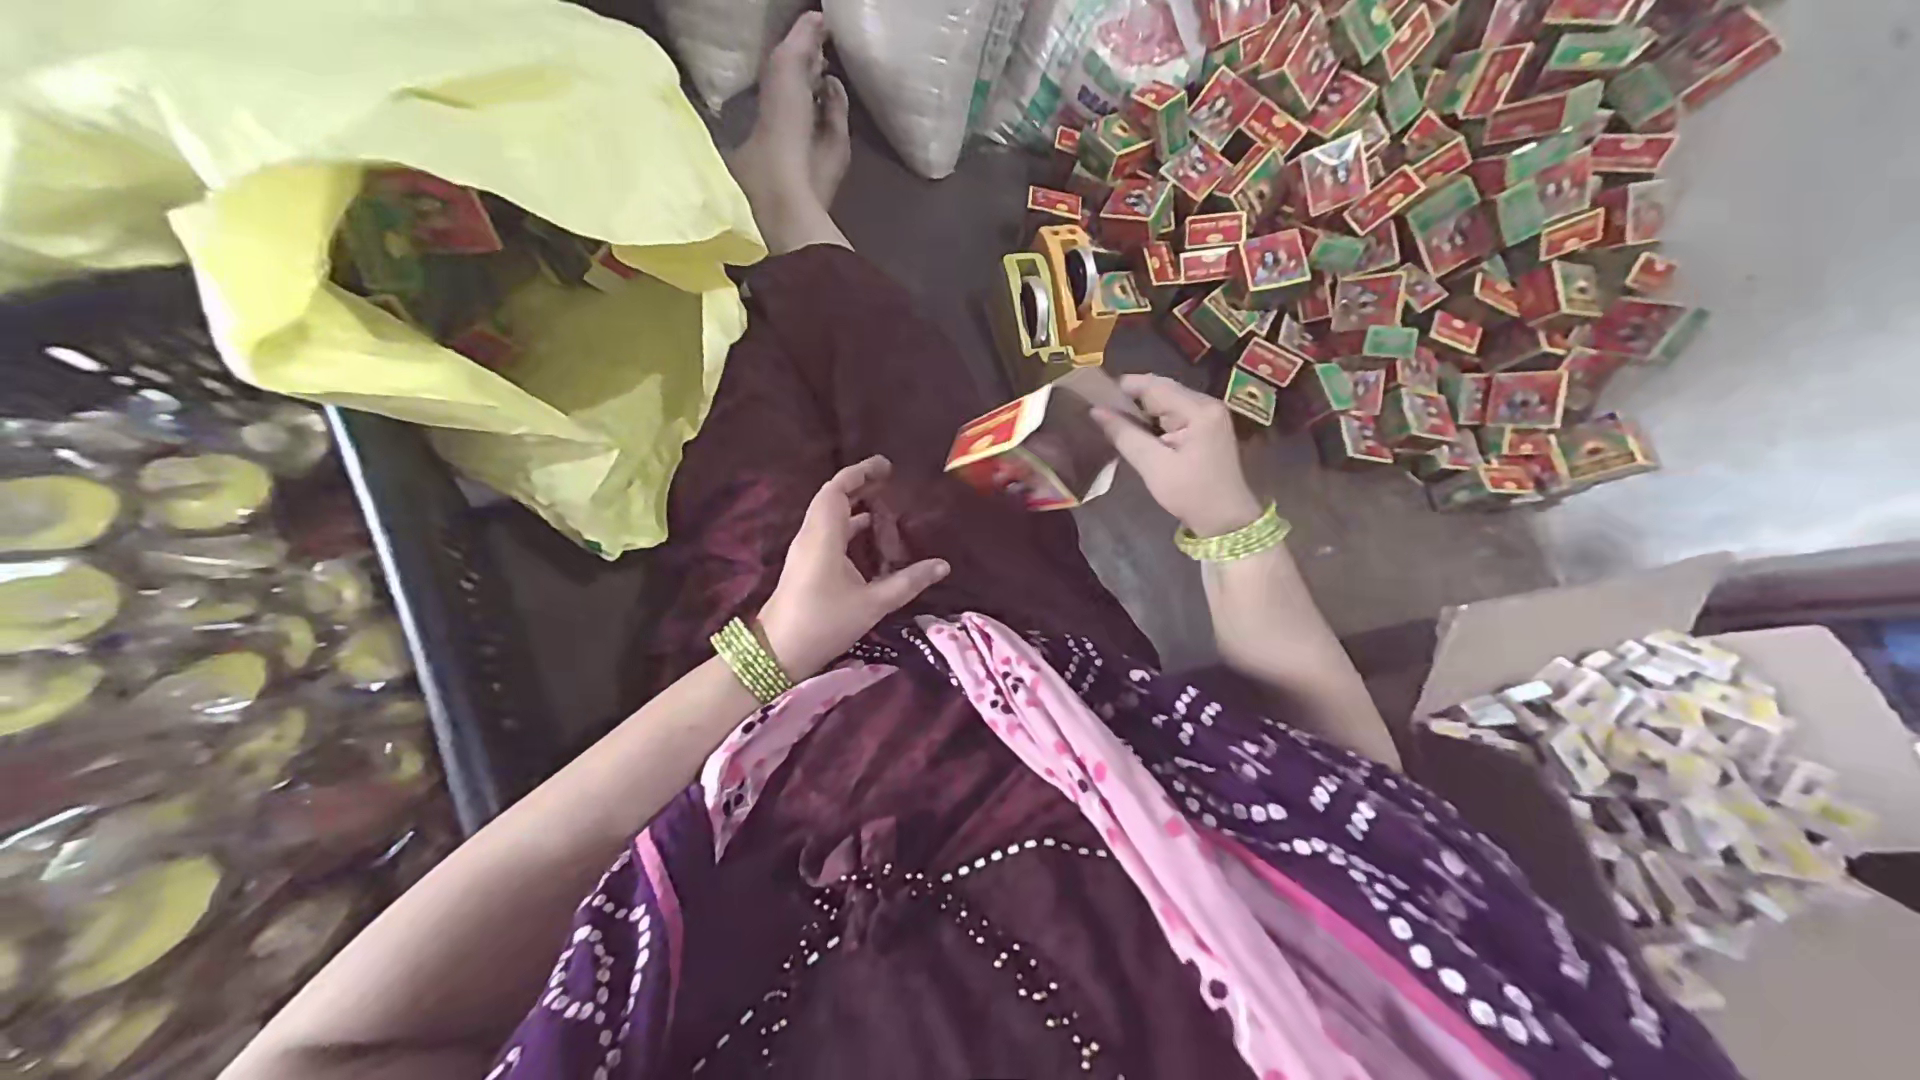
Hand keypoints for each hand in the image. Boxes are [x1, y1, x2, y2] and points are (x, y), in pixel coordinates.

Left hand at [757, 456, 949, 677]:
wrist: (779, 652)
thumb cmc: (824, 623)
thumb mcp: (872, 604)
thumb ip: (907, 582)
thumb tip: (942, 565)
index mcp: (823, 536)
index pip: (837, 490)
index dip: (860, 473)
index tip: (885, 466)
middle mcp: (811, 536)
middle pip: (832, 497)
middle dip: (859, 484)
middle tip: (889, 480)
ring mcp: (805, 550)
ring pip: (829, 514)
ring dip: (853, 503)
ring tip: (884, 502)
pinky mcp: (805, 564)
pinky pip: (828, 531)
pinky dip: (848, 524)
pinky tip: (868, 534)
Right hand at [1091, 374, 1263, 537]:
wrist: (1226, 520)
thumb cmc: (1190, 493)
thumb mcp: (1153, 465)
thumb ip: (1124, 434)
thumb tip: (1096, 411)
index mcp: (1198, 410)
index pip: (1155, 385)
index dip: (1124, 386)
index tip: (1095, 394)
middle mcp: (1207, 404)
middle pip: (1162, 390)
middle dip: (1131, 398)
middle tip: (1101, 409)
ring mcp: (1210, 415)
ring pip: (1167, 401)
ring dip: (1142, 410)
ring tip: (1113, 419)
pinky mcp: (1207, 427)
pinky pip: (1175, 414)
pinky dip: (1154, 419)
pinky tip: (1137, 430)